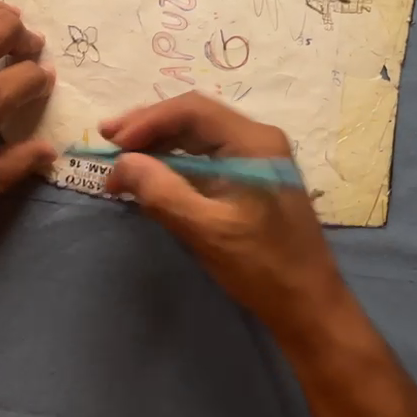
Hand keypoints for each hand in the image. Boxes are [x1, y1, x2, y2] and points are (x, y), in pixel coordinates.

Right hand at [101, 94, 345, 336]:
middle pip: (193, 117)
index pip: (192, 110)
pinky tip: (150, 173)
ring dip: (158, 144)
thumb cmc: (262, 267)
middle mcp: (257, 139)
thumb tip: (122, 164)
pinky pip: (205, 155)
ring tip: (121, 157)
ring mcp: (256, 157)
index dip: (147, 121)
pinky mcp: (251, 176)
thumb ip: (162, 192)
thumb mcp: (206, 231)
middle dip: (148, 127)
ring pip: (197, 135)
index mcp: (254, 142)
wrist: (309, 306)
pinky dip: (174, 161)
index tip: (112, 142)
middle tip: (107, 140)